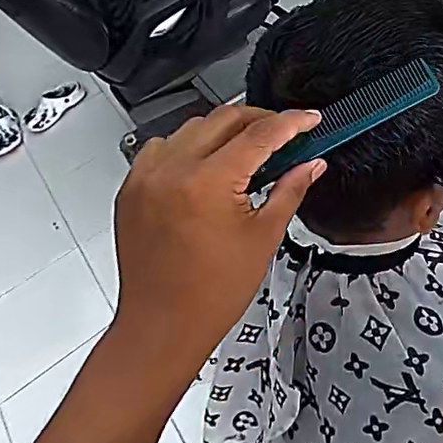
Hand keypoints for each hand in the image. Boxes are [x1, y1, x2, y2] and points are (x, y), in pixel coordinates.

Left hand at [104, 106, 323, 390]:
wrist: (163, 325)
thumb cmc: (208, 292)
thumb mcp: (265, 234)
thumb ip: (291, 189)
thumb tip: (311, 165)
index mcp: (207, 183)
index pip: (260, 133)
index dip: (292, 122)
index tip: (309, 120)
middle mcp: (170, 173)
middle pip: (226, 118)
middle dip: (262, 119)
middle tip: (287, 134)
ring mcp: (145, 178)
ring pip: (193, 126)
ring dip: (227, 130)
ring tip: (251, 151)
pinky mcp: (131, 188)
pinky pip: (163, 146)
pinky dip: (191, 145)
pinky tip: (210, 163)